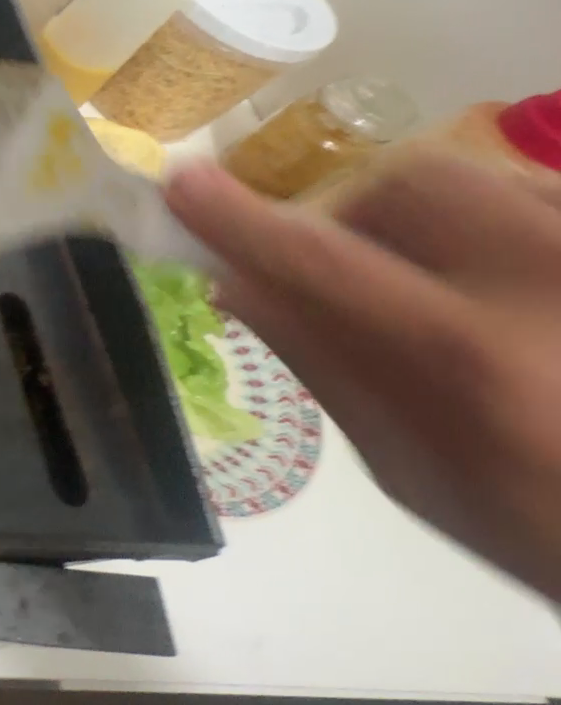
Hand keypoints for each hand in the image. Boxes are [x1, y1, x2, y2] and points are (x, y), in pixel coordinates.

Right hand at [167, 153, 560, 600]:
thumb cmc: (545, 525)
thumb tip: (232, 282)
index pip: (319, 260)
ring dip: (427, 220)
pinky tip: (509, 290)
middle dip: (356, 212)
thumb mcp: (413, 472)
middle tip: (354, 267)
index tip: (180, 182)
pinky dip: (491, 227)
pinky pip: (532, 197)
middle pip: (412, 184)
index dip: (239, 219)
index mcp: (472, 360)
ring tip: (447, 288)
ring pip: (478, 179)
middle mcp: (548, 287)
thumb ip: (323, 365)